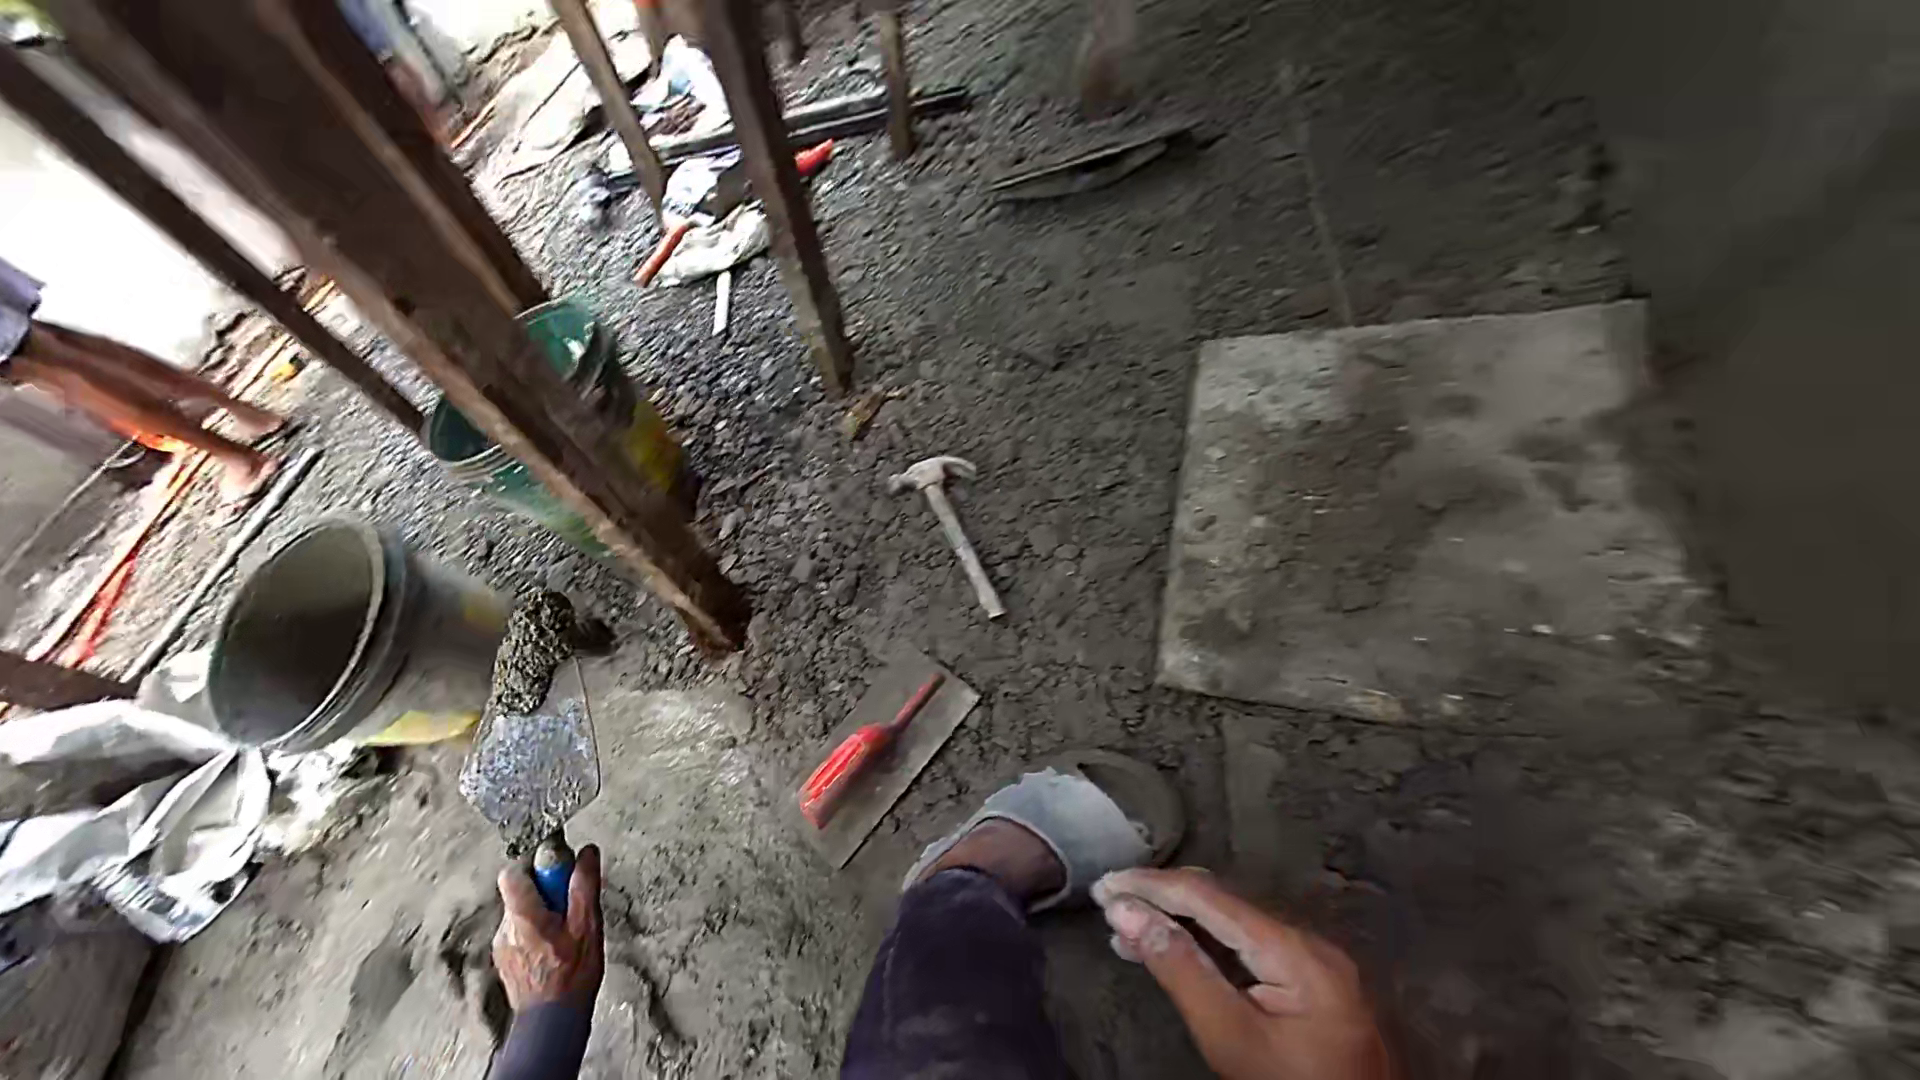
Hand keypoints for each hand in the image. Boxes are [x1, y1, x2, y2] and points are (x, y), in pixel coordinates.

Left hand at [492, 844, 604, 1012]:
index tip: (561, 865)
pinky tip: (558, 943)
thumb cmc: (572, 974)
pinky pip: (522, 927)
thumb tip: (586, 852)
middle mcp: (505, 929)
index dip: (538, 862)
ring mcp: (502, 945)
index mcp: (523, 917)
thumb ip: (584, 884)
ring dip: (547, 908)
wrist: (552, 1019)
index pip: (513, 872)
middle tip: (573, 904)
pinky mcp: (506, 957)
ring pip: (524, 908)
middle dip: (550, 888)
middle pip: (523, 889)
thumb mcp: (588, 923)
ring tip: (568, 928)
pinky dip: (540, 926)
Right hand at [1093, 867, 1394, 1079]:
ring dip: (1176, 918)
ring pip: (1229, 920)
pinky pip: (1244, 944)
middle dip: (1160, 897)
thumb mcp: (1230, 1041)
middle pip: (1220, 902)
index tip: (1105, 885)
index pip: (1209, 897)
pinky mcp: (1308, 979)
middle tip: (1109, 902)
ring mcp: (1311, 959)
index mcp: (1297, 951)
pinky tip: (1172, 945)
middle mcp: (1307, 940)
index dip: (1152, 885)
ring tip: (1126, 927)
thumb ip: (1180, 969)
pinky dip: (1203, 940)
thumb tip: (1125, 911)